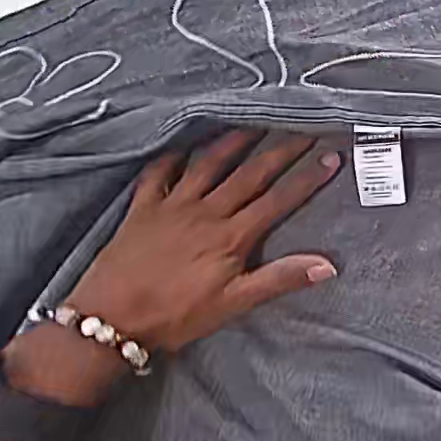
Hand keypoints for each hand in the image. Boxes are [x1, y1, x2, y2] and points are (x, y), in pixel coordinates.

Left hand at [6, 131, 340, 406]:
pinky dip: (173, 155)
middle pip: (251, 172)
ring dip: (234, 139)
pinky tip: (183, 144)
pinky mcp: (143, 207)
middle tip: (303, 128)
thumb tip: (327, 264)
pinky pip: (159, 172)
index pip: (279, 199)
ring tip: (254, 120)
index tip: (330, 156)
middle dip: (281, 149)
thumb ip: (280, 279)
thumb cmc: (176, 315)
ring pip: (209, 162)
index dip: (307, 178)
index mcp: (232, 236)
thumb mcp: (234, 303)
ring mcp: (172, 205)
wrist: (110, 320)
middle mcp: (206, 211)